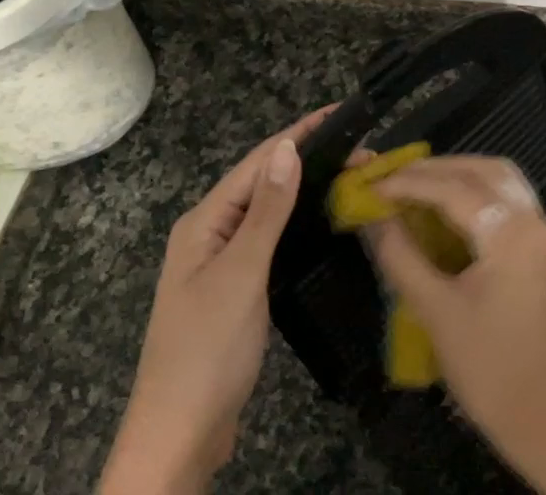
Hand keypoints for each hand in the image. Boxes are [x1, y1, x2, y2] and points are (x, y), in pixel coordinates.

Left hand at [99, 105, 335, 494]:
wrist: (180, 432)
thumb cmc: (207, 349)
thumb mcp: (240, 274)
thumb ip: (265, 212)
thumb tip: (287, 148)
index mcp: (204, 221)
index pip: (258, 161)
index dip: (299, 133)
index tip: (342, 113)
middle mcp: (209, 233)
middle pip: (262, 181)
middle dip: (308, 157)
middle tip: (364, 151)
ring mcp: (220, 262)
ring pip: (267, 211)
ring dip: (305, 188)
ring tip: (350, 174)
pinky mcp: (235, 289)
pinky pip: (269, 239)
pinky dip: (297, 222)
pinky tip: (320, 223)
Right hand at [365, 155, 545, 494]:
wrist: (541, 412)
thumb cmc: (487, 366)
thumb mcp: (435, 310)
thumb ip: (401, 256)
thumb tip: (372, 219)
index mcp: (512, 234)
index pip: (454, 189)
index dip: (408, 183)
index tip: (371, 185)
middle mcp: (535, 221)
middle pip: (484, 171)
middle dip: (435, 169)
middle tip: (391, 177)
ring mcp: (543, 233)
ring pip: (500, 180)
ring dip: (457, 175)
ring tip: (413, 185)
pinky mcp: (540, 247)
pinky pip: (507, 201)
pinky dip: (474, 193)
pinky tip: (443, 206)